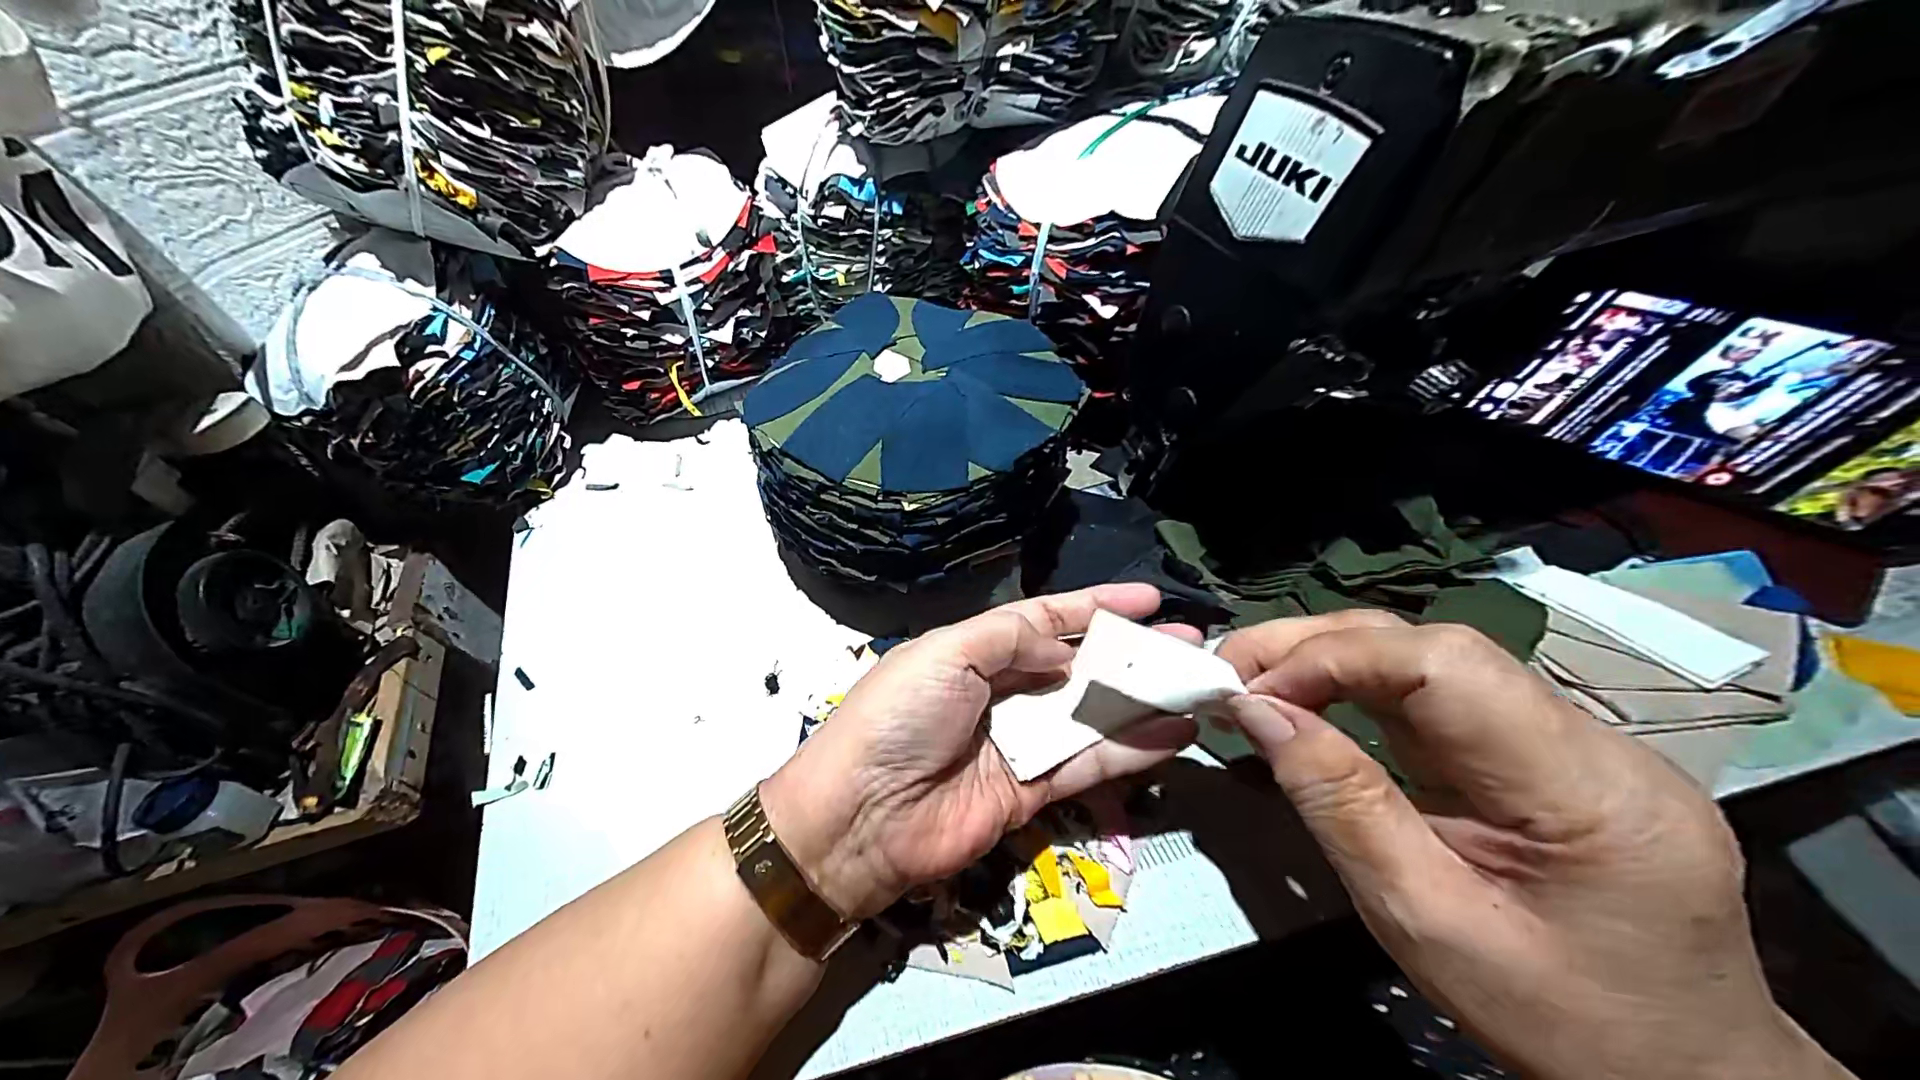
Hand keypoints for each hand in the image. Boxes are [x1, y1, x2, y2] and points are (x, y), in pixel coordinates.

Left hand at [759, 584, 1199, 920]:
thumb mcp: (947, 653)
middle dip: (1131, 654)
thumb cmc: (899, 717)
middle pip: (1079, 667)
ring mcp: (1019, 742)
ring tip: (1195, 685)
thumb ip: (1011, 638)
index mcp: (976, 650)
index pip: (1046, 619)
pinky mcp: (1032, 791)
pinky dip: (1131, 749)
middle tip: (1188, 644)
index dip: (1096, 607)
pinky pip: (1089, 762)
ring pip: (1093, 714)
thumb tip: (1066, 650)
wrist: (859, 817)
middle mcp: (1002, 691)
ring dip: (1142, 700)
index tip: (1148, 600)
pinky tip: (1174, 733)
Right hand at [1215, 612, 1849, 1079]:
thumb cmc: (1556, 1019)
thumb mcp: (1422, 921)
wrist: (1679, 1075)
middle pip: (1434, 648)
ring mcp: (1568, 739)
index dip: (1334, 659)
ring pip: (1429, 660)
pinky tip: (1312, 702)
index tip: (1252, 692)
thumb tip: (1257, 712)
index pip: (1444, 667)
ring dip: (1331, 660)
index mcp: (1585, 788)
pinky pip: (1436, 695)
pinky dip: (1358, 689)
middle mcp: (1589, 740)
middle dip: (1319, 646)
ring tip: (1257, 680)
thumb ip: (1339, 805)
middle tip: (1234, 668)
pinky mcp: (1536, 750)